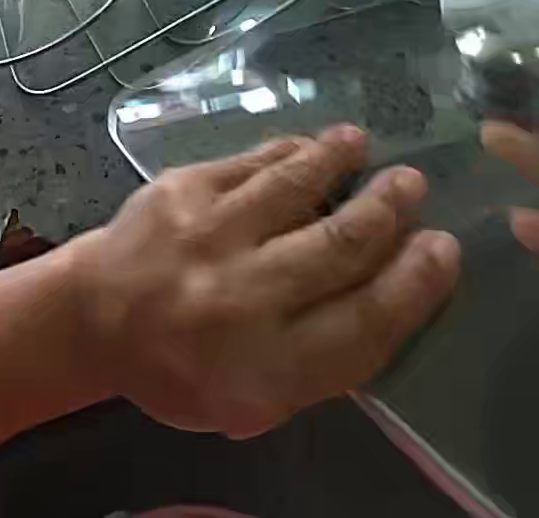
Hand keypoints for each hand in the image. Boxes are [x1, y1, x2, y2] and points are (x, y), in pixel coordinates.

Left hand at [72, 126, 460, 438]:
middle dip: (387, 210)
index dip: (414, 284)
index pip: (364, 325)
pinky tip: (315, 143)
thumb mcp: (257, 396)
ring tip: (363, 144)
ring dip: (338, 160)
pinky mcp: (185, 188)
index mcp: (264, 371)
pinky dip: (292, 149)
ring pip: (296, 187)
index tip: (443, 248)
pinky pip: (254, 160)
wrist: (96, 316)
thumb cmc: (185, 365)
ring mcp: (209, 234)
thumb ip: (325, 352)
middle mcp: (240, 299)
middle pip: (338, 247)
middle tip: (412, 183)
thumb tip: (393, 282)